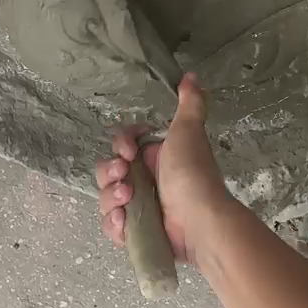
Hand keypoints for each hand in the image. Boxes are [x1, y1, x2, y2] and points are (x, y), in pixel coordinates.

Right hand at [95, 73, 237, 263]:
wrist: (200, 219)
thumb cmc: (193, 173)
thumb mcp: (189, 132)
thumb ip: (189, 103)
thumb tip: (192, 76)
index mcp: (155, 157)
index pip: (122, 145)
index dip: (120, 146)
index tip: (128, 152)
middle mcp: (146, 180)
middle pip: (108, 171)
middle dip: (109, 173)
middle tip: (124, 179)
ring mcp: (140, 206)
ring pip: (107, 197)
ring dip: (111, 198)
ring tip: (128, 201)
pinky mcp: (137, 231)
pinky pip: (112, 225)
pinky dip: (114, 223)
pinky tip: (124, 221)